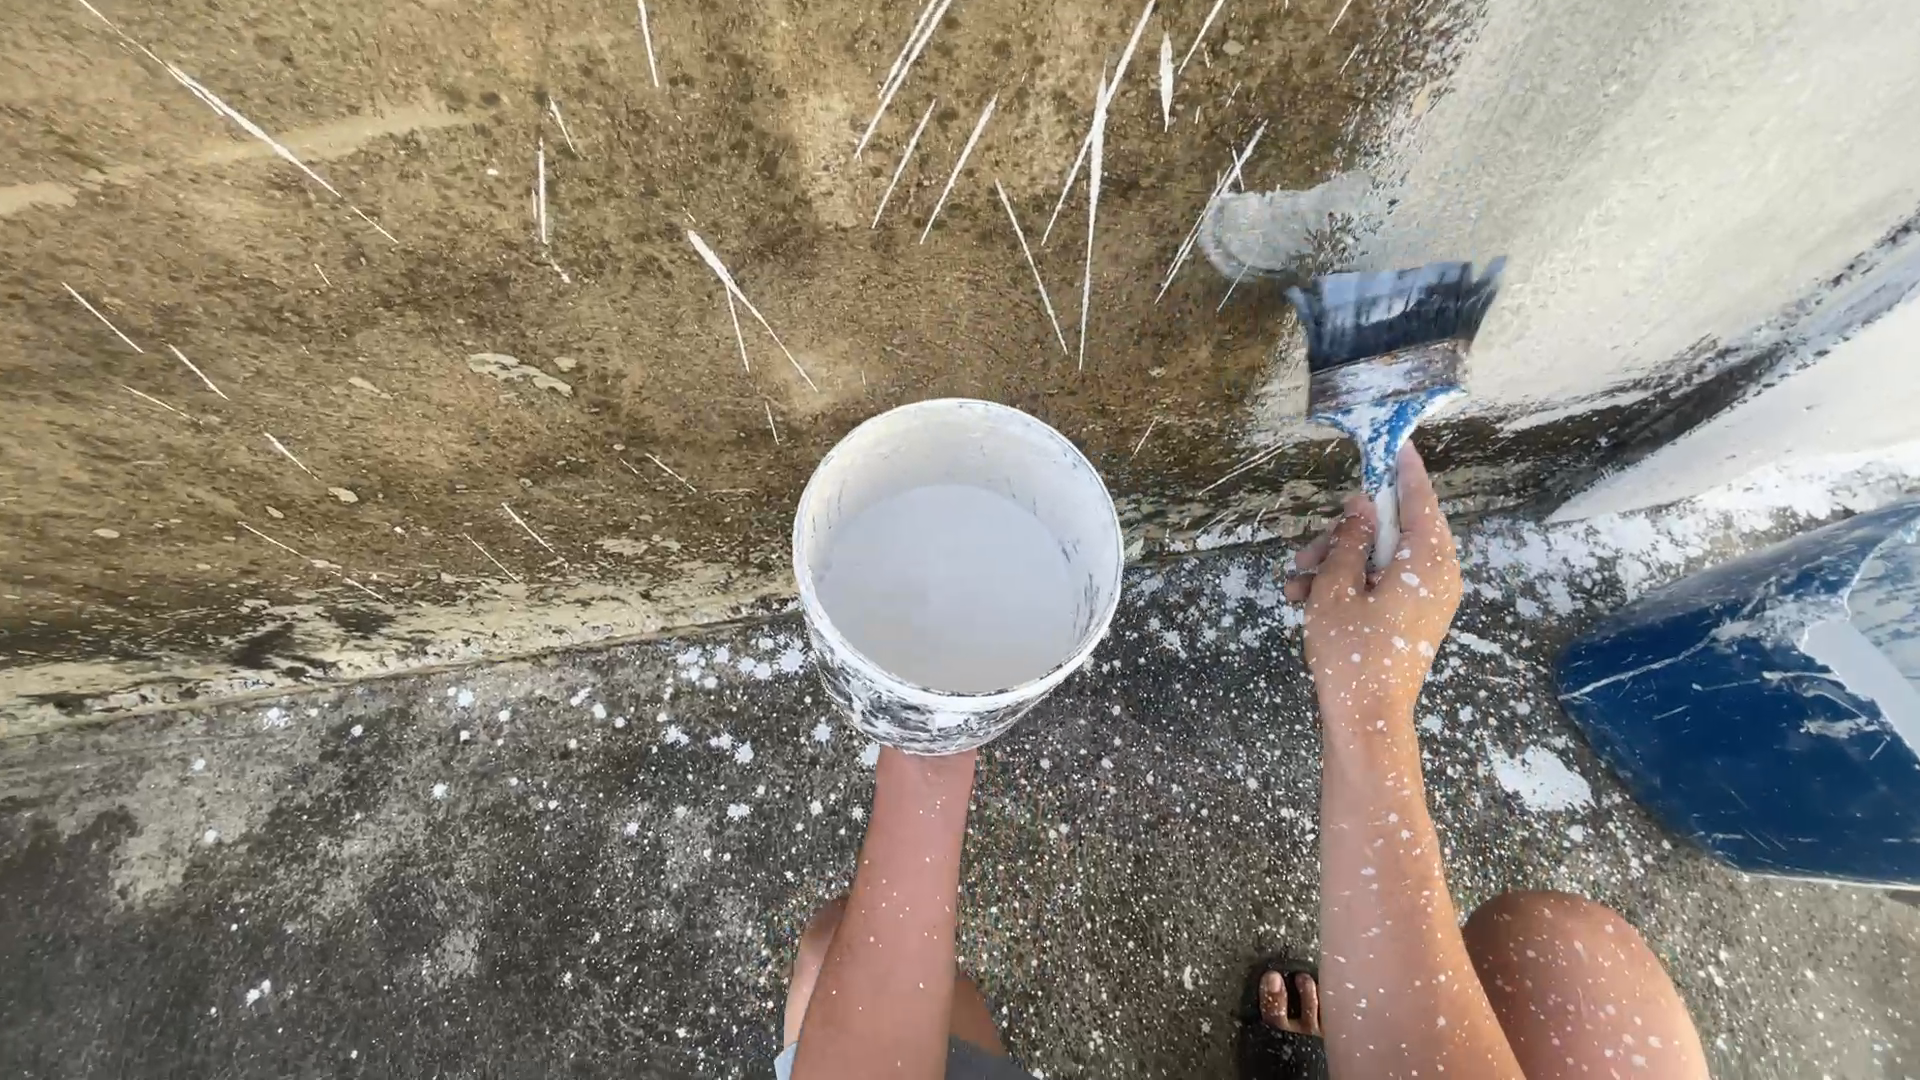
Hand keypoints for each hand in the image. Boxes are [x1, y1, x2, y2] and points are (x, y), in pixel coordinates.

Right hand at [1282, 444, 1460, 725]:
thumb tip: (1360, 507)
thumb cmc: (1352, 652)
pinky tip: (1305, 599)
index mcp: (1428, 564)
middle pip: (1390, 531)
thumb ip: (1349, 541)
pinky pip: (1378, 583)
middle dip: (1343, 535)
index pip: (1419, 502)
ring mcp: (1424, 598)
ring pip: (1377, 558)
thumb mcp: (1338, 588)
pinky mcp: (1409, 616)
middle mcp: (1436, 576)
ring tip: (1295, 583)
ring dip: (1334, 562)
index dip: (1403, 471)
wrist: (1366, 717)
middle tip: (1307, 550)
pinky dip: (1344, 584)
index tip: (1396, 443)